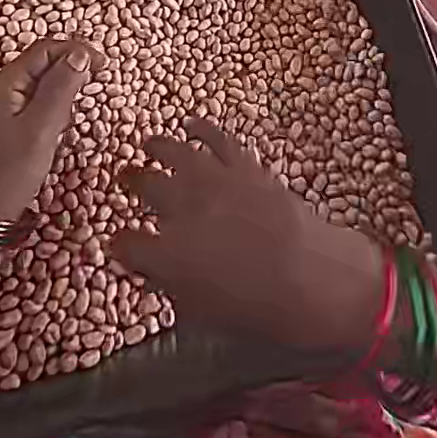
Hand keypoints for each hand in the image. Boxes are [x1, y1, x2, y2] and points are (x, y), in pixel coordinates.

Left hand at [0, 39, 105, 219]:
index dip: (76, 51)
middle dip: (71, 71)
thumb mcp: (40, 128)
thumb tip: (80, 54)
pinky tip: (59, 132)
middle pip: (43, 65)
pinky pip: (37, 108)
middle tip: (95, 88)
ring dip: (63, 93)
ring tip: (74, 114)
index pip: (45, 50)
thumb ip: (60, 89)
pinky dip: (54, 113)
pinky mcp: (8, 131)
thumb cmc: (6, 175)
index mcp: (6, 83)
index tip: (105, 65)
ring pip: (41, 87)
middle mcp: (2, 91)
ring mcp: (3, 111)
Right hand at [113, 118, 385, 357]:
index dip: (121, 243)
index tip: (118, 243)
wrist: (318, 279)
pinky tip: (191, 124)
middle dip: (130, 183)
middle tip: (123, 179)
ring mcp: (214, 182)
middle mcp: (184, 210)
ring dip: (157, 148)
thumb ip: (172, 287)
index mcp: (169, 254)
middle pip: (146, 187)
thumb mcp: (206, 313)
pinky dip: (201, 129)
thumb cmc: (262, 310)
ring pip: (174, 154)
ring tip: (148, 144)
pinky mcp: (242, 165)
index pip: (129, 243)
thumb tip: (152, 271)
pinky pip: (216, 139)